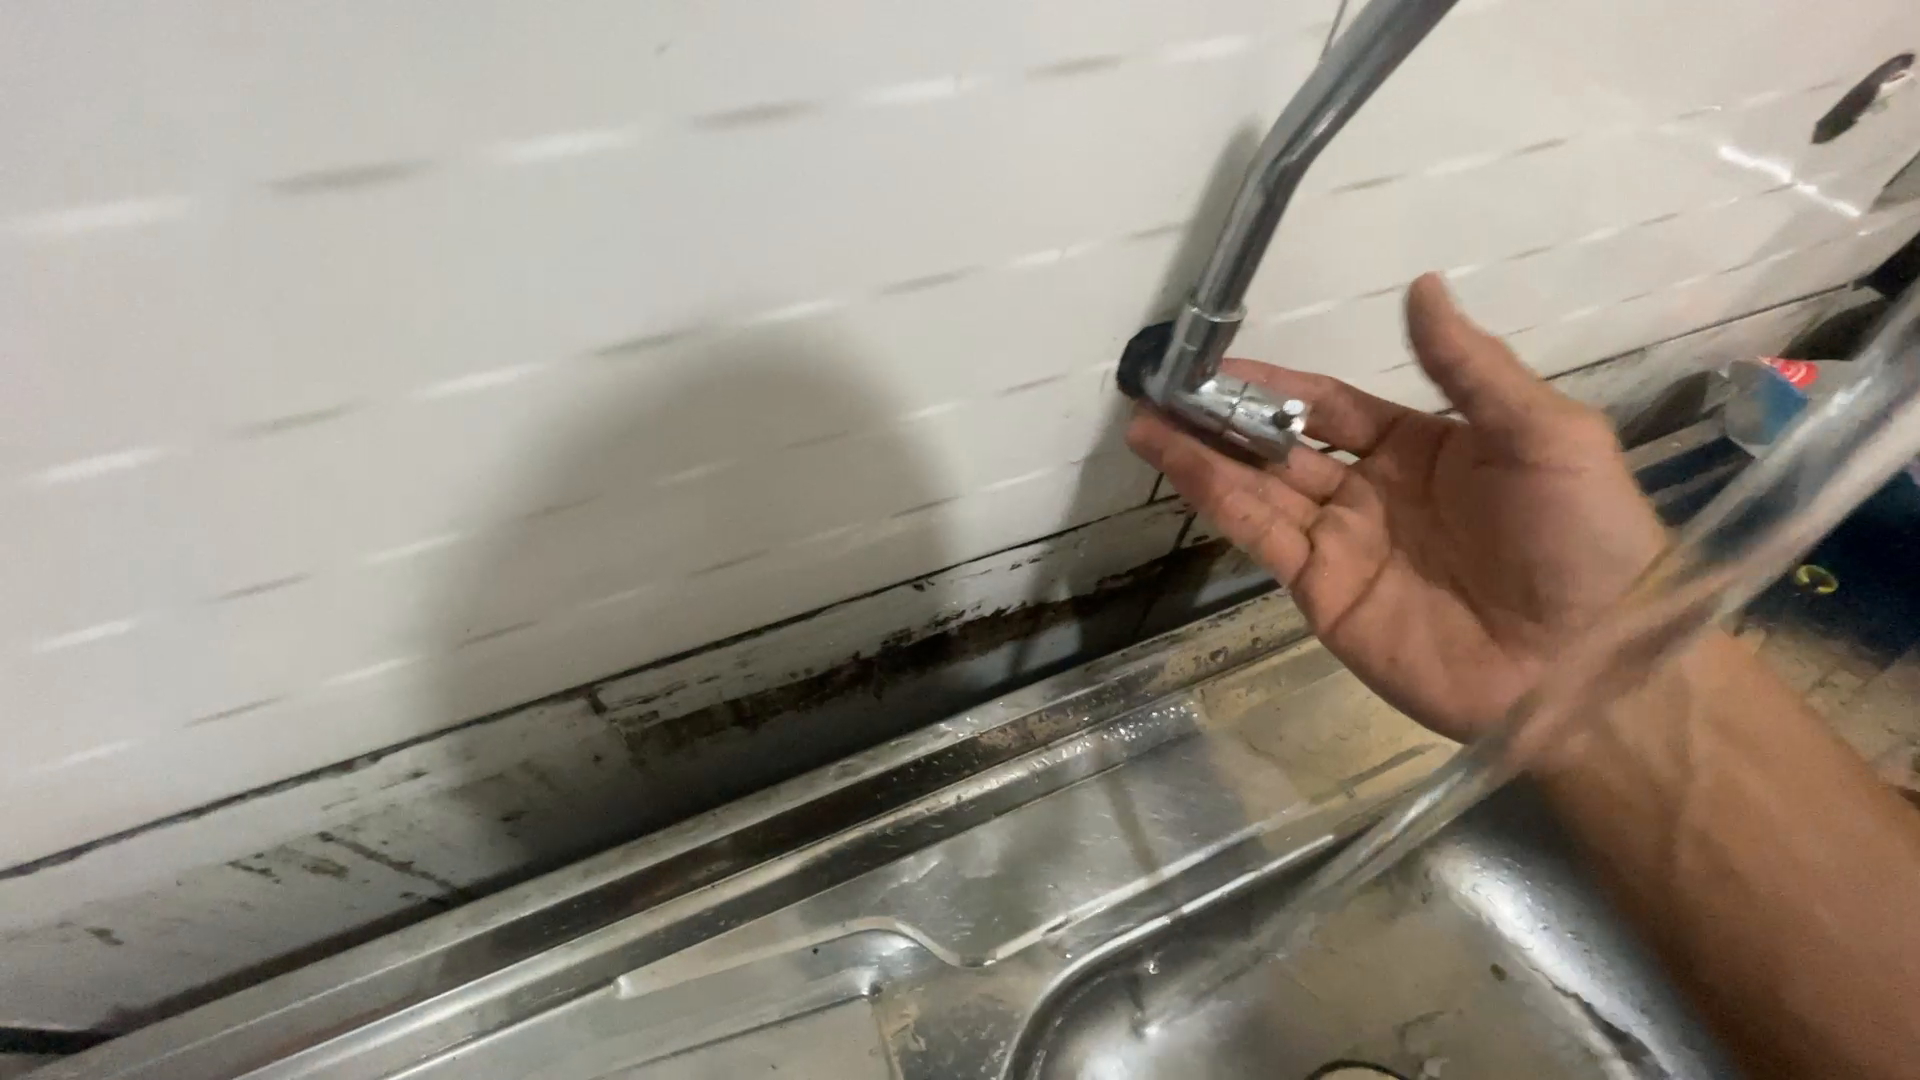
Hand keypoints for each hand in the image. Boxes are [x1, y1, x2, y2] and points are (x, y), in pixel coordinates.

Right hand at [1127, 274, 1668, 741]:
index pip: (1325, 405)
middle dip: (1218, 419)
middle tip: (1160, 392)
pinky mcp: (1316, 589)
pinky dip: (1216, 501)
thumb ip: (1469, 367)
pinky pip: (1259, 535)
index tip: (1218, 363)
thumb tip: (1419, 286)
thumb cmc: (1579, 539)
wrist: (1583, 666)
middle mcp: (1366, 490)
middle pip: (1275, 446)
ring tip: (1144, 424)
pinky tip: (1177, 469)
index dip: (1272, 383)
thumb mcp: (1543, 434)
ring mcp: (1337, 542)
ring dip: (1197, 456)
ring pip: (1254, 488)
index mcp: (1417, 447)